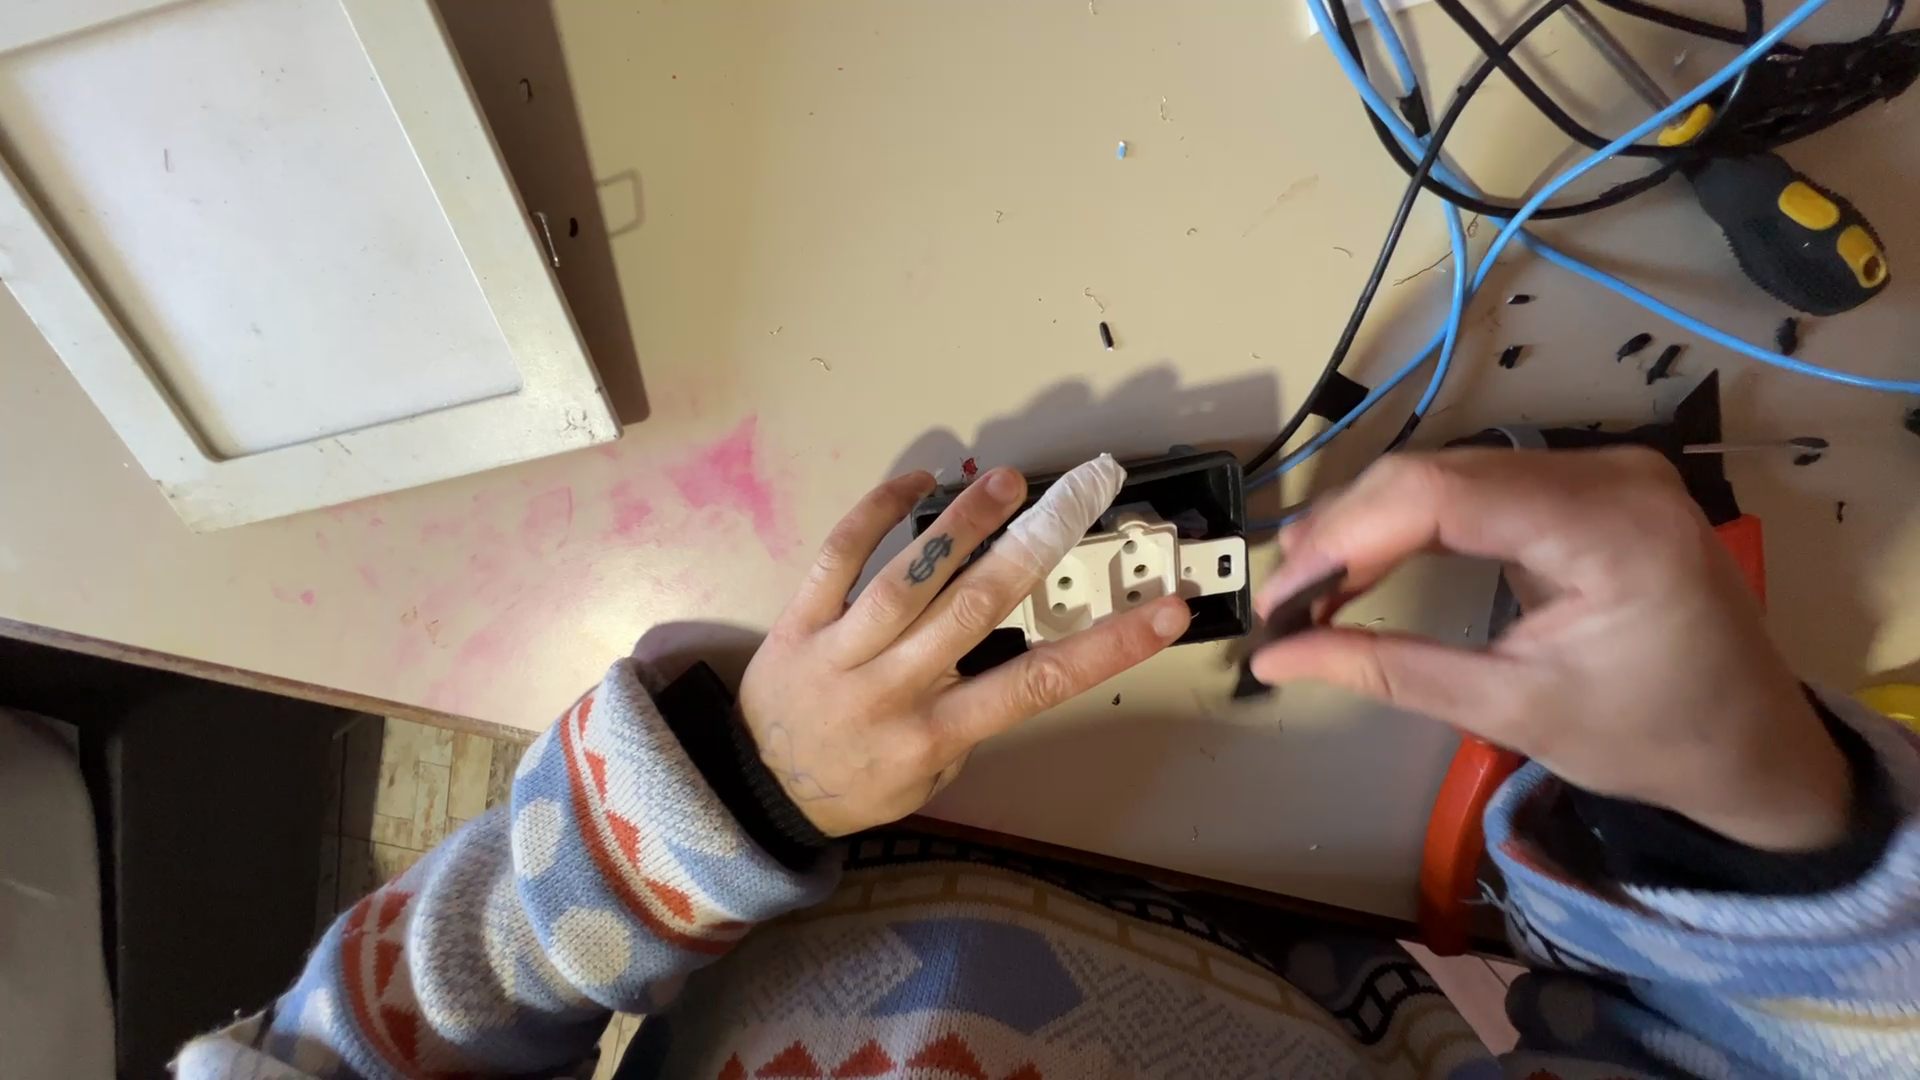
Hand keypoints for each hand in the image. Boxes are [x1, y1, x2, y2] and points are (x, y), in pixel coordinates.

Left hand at [738, 467, 1191, 836]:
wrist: (757, 791)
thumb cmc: (856, 786)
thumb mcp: (929, 779)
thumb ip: (967, 722)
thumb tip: (1000, 657)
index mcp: (936, 734)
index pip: (1036, 687)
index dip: (1107, 648)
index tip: (1165, 612)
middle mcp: (893, 688)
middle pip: (974, 611)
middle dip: (1034, 550)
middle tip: (1078, 499)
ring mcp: (841, 649)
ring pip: (908, 577)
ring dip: (962, 522)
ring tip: (1006, 481)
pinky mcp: (799, 619)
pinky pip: (837, 557)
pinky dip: (875, 515)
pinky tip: (915, 482)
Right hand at [1251, 448, 1849, 851]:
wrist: (1752, 743)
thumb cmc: (1648, 738)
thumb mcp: (1507, 710)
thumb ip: (1383, 671)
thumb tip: (1271, 659)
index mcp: (1609, 528)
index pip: (1436, 494)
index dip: (1341, 537)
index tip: (1282, 598)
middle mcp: (1601, 474)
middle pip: (1424, 474)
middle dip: (1338, 534)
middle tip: (1284, 599)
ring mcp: (1587, 471)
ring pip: (1428, 473)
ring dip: (1355, 526)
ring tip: (1305, 583)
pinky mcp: (1566, 485)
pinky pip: (1452, 485)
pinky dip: (1391, 523)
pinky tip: (1353, 558)